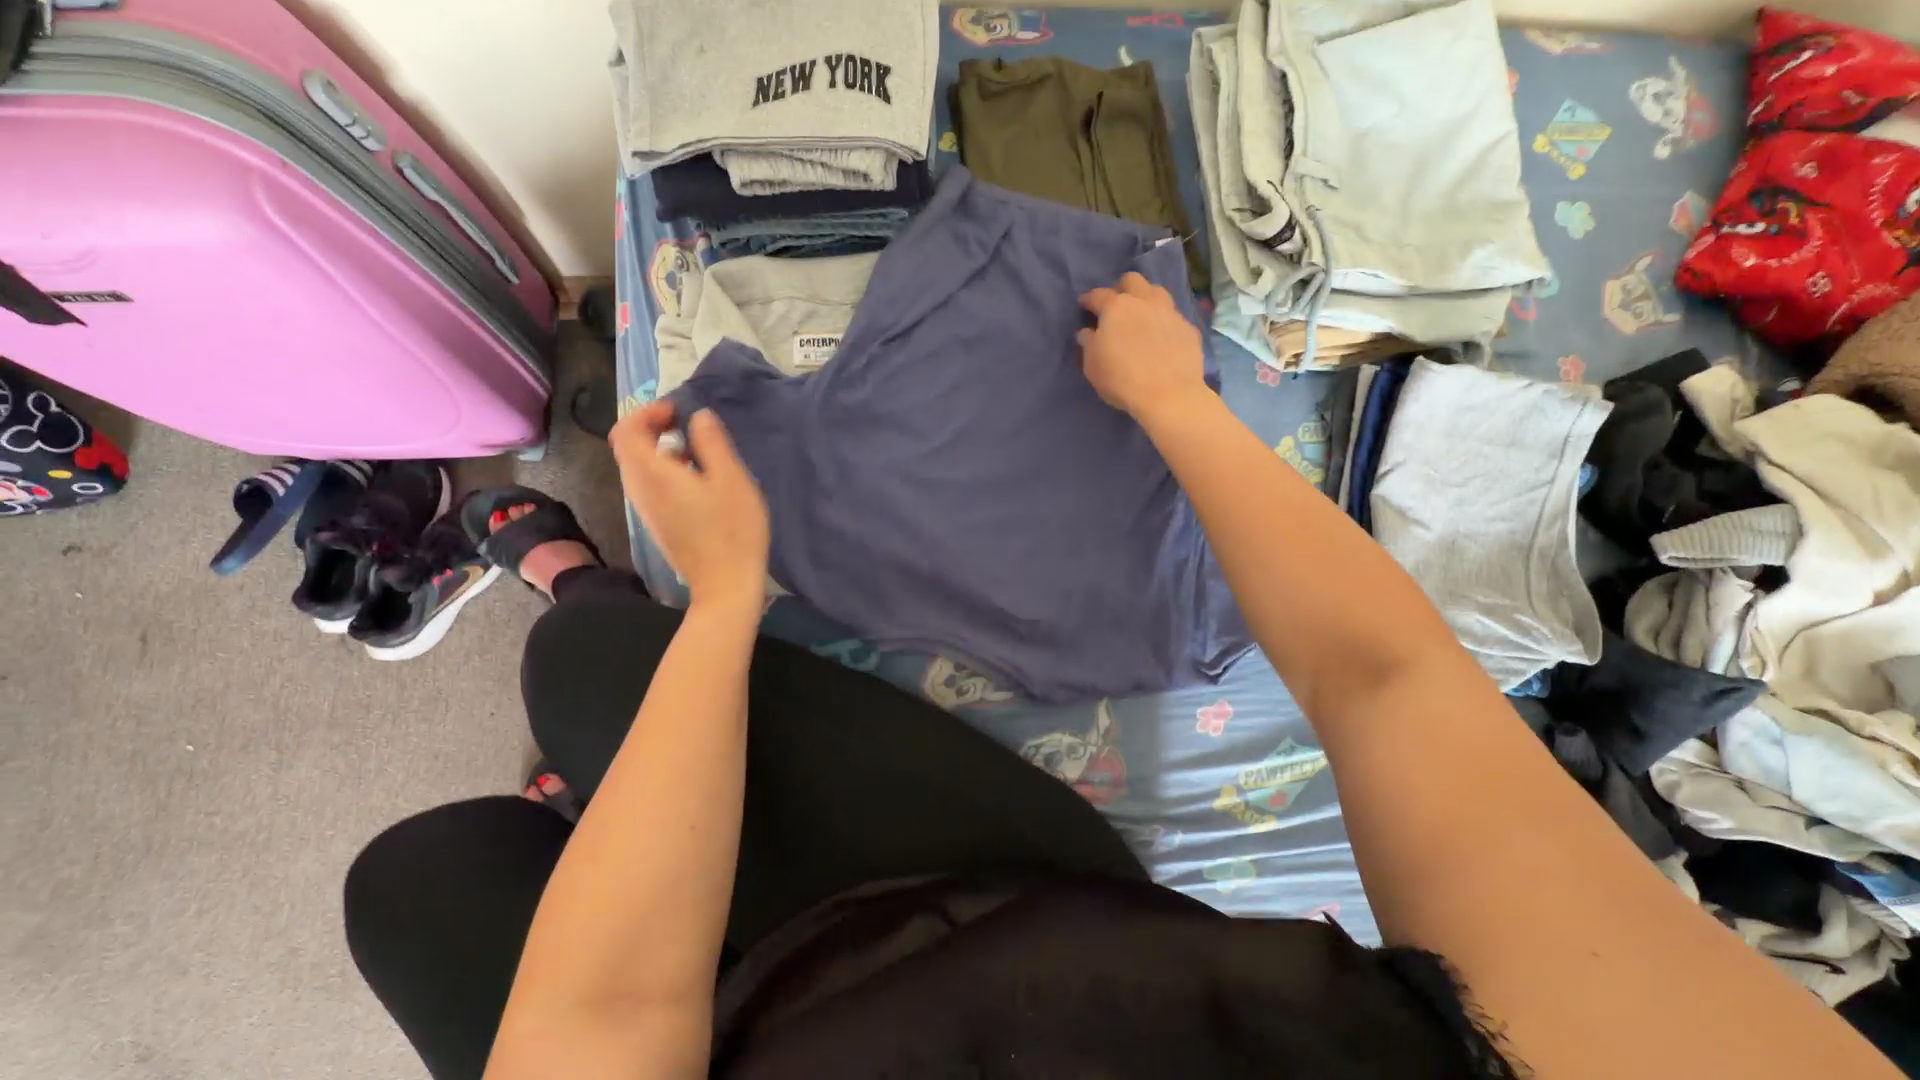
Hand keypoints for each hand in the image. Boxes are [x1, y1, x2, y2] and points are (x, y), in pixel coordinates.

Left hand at [610, 402, 769, 611]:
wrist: (724, 584)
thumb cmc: (732, 529)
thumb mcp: (731, 478)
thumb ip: (711, 442)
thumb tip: (697, 417)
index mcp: (652, 473)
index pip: (626, 430)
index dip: (648, 412)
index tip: (679, 411)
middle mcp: (640, 489)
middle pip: (629, 447)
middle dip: (654, 428)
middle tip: (690, 426)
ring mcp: (646, 510)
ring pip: (641, 468)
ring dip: (663, 450)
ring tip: (700, 452)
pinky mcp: (658, 524)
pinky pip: (651, 486)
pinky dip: (667, 471)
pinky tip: (700, 482)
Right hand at [1077, 271, 1207, 421]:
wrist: (1169, 395)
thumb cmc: (1122, 379)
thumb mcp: (1092, 365)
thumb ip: (1088, 343)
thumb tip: (1088, 332)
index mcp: (1116, 307)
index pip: (1098, 295)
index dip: (1088, 300)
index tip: (1084, 306)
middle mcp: (1145, 301)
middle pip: (1132, 281)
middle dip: (1121, 288)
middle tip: (1116, 306)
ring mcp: (1170, 312)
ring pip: (1157, 293)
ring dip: (1146, 300)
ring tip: (1141, 317)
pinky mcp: (1188, 328)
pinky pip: (1173, 318)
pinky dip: (1164, 323)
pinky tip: (1162, 339)